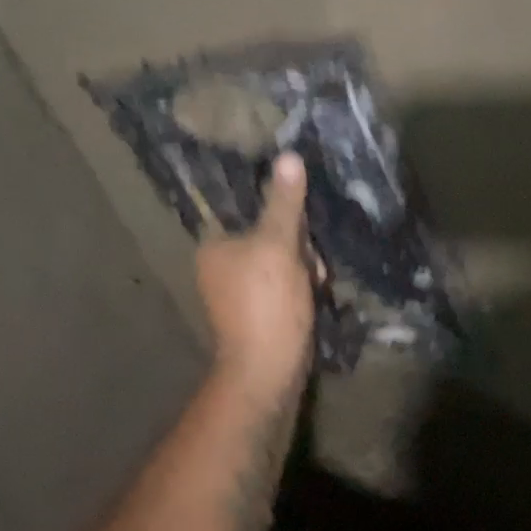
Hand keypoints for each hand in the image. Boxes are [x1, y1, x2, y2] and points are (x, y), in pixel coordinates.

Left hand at [194, 153, 314, 392]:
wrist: (266, 375)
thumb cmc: (266, 304)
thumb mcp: (278, 245)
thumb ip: (284, 202)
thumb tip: (289, 155)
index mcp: (213, 244)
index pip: (249, 207)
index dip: (280, 210)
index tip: (303, 222)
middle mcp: (219, 265)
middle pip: (268, 233)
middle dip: (298, 245)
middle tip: (313, 264)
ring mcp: (237, 291)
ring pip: (281, 260)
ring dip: (304, 267)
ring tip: (317, 283)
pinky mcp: (256, 313)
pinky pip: (283, 285)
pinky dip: (300, 288)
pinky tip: (315, 296)